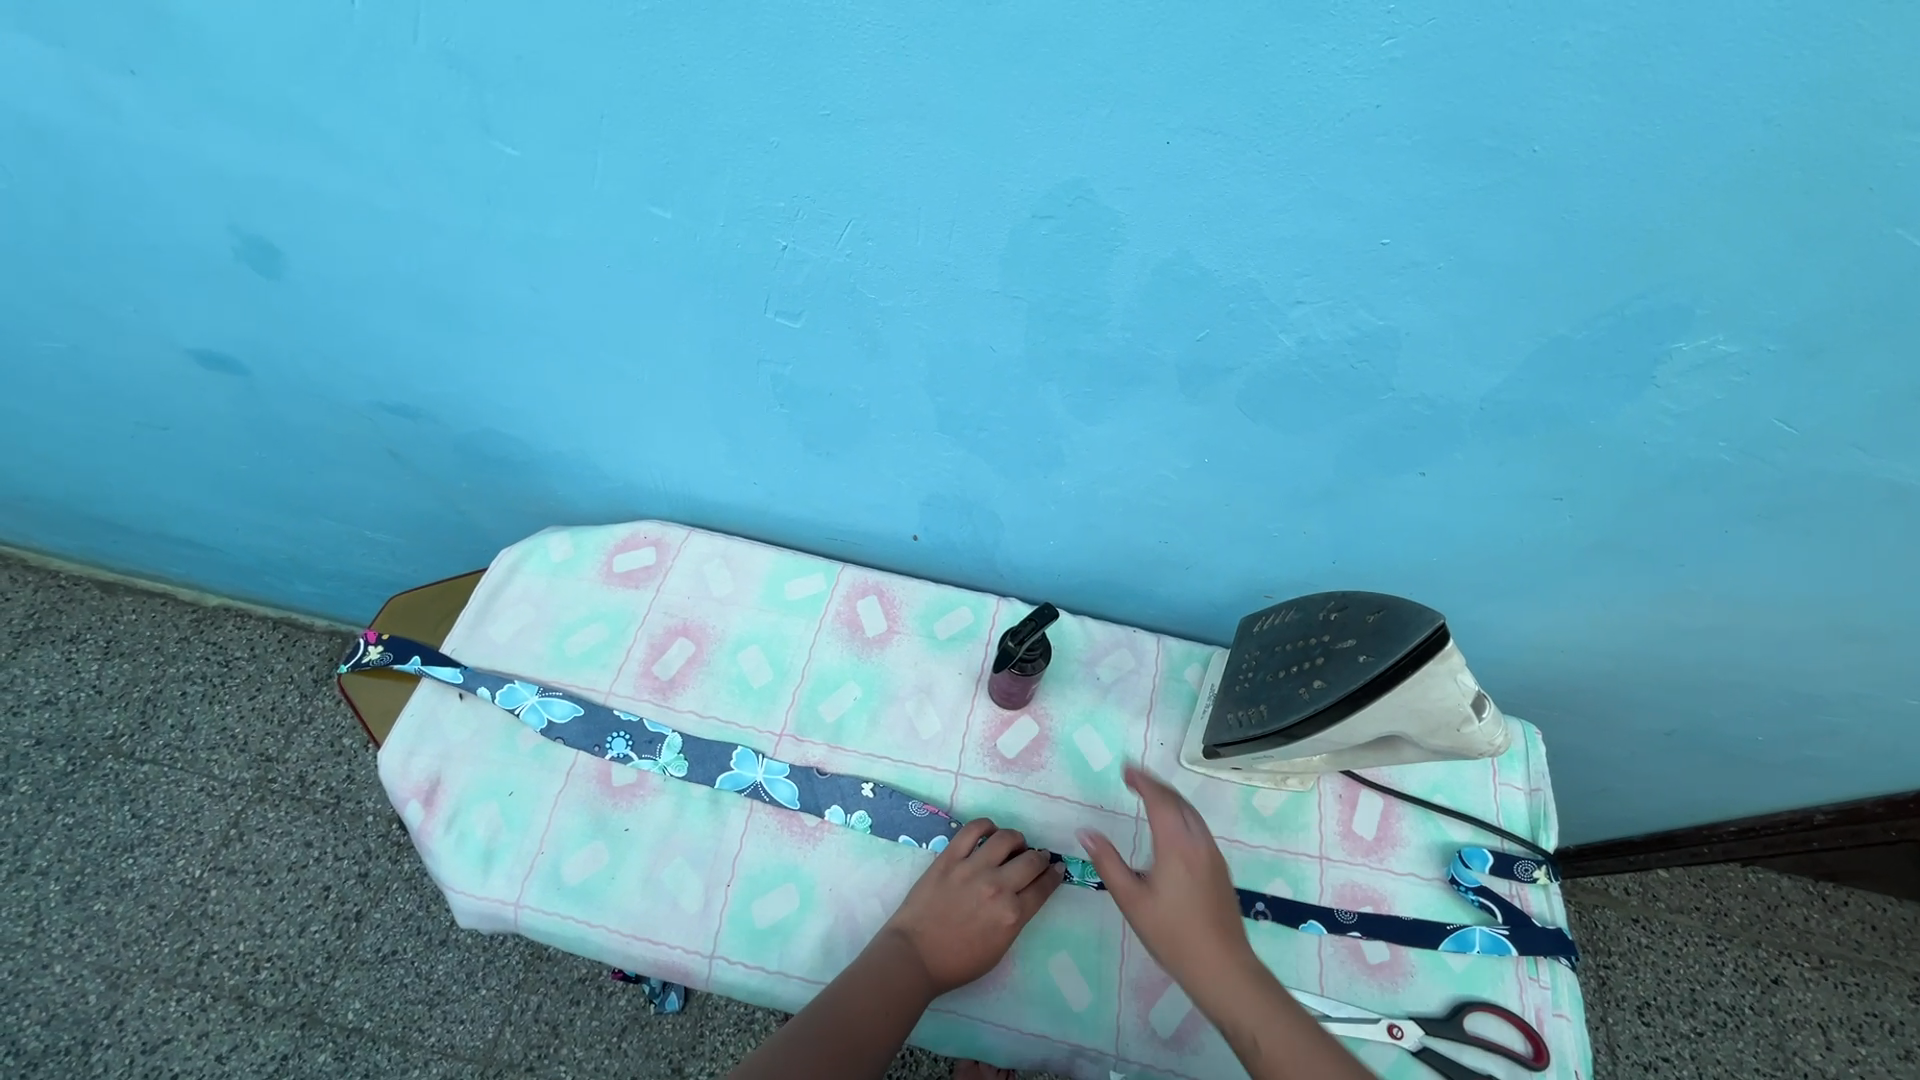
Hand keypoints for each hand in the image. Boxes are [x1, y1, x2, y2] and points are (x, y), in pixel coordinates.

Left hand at [877, 818, 1064, 995]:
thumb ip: (1015, 919)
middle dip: (1039, 857)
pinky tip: (989, 831)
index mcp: (1012, 915)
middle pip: (1031, 860)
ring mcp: (972, 869)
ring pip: (1006, 838)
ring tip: (1013, 844)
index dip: (1054, 875)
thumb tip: (1024, 894)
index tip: (1056, 868)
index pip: (1043, 886)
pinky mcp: (950, 857)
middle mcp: (998, 887)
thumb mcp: (999, 948)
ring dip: (1016, 839)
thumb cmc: (958, 962)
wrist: (915, 956)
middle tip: (1036, 857)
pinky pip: (973, 830)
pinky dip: (986, 826)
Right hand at [1078, 765, 1255, 991]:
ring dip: (1170, 798)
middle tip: (1133, 779)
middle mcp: (1198, 842)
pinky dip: (1181, 814)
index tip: (1125, 770)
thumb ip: (1107, 863)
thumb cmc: (1172, 935)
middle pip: (1178, 801)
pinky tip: (1171, 827)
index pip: (1159, 799)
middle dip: (1155, 784)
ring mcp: (1213, 854)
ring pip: (1192, 813)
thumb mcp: (1131, 900)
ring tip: (1149, 795)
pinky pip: (1199, 827)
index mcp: (1176, 845)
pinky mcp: (1220, 868)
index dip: (1142, 780)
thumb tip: (1085, 832)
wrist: (1222, 967)